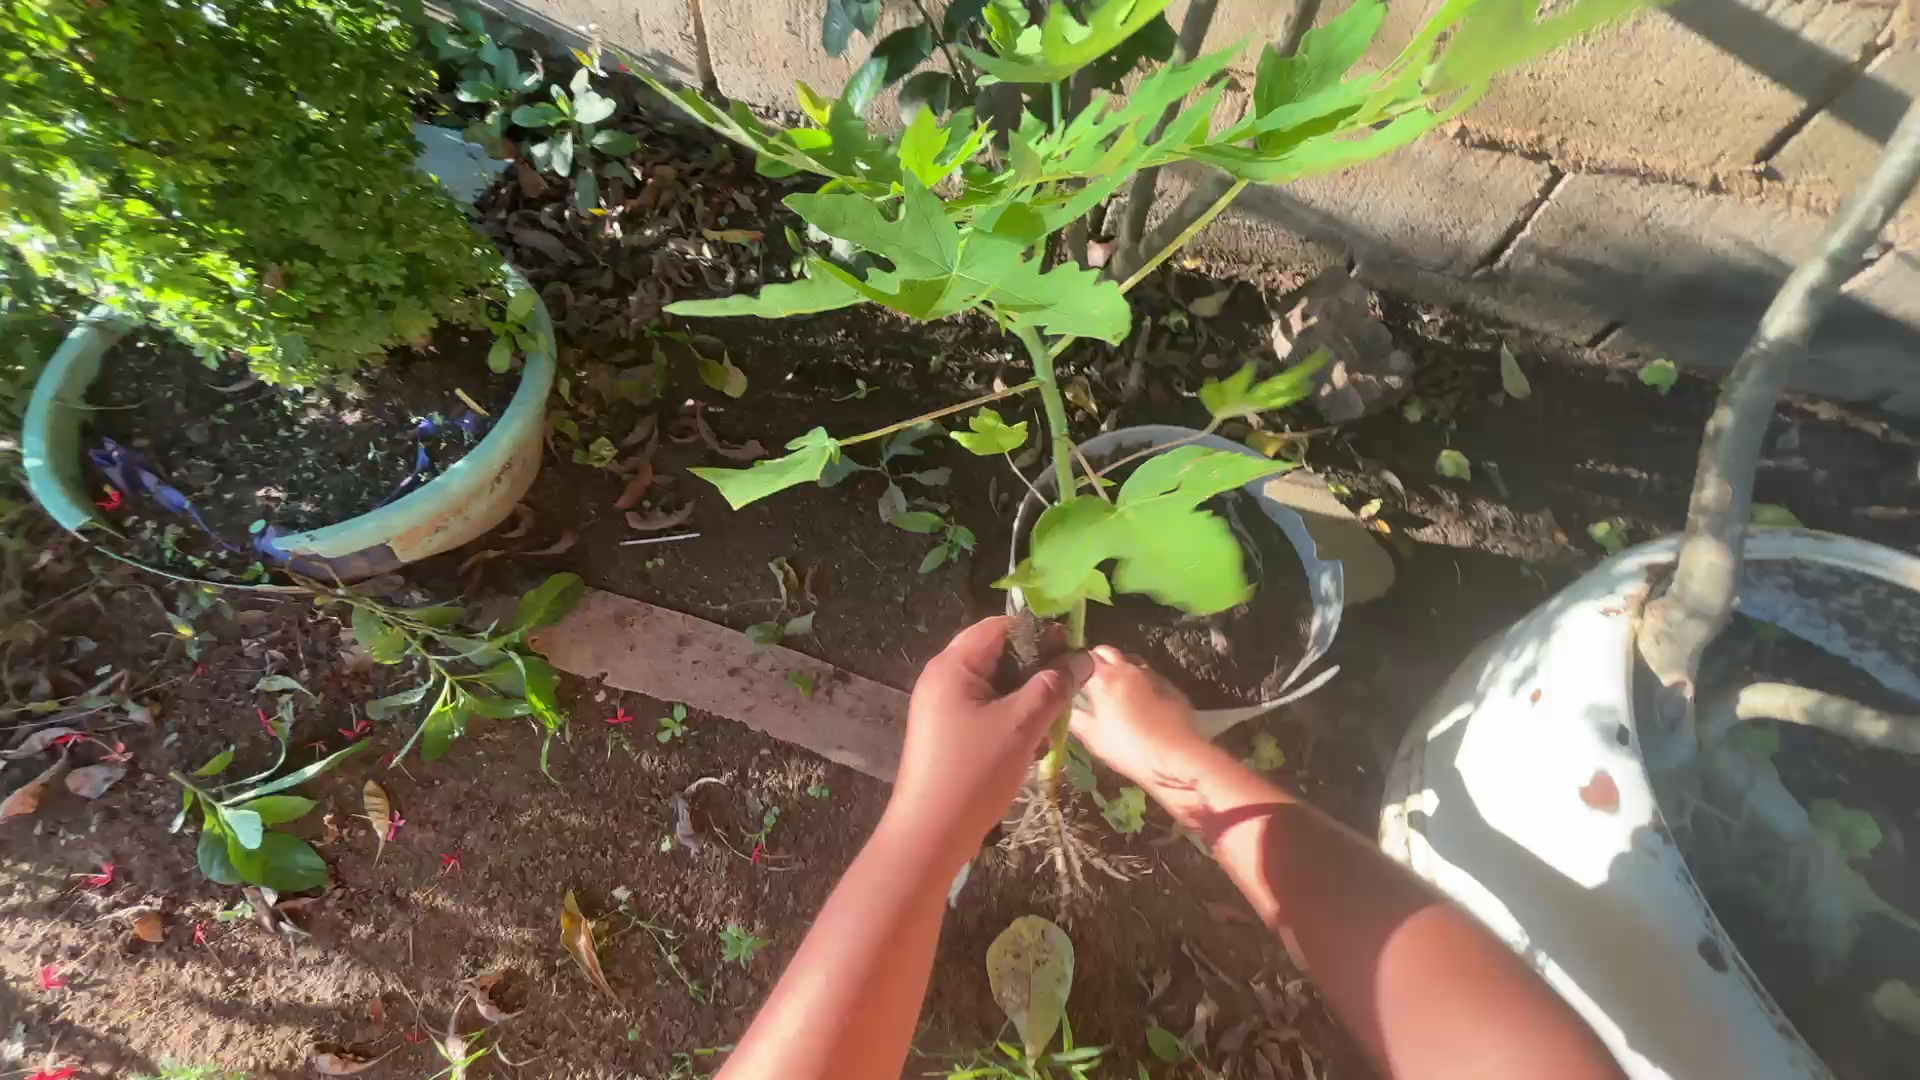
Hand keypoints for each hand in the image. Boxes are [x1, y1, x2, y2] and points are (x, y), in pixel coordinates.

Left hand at [885, 617, 1091, 866]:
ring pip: (994, 683)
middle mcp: (942, 677)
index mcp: (953, 665)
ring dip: (1026, 693)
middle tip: (1068, 682)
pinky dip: (1011, 715)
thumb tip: (1084, 658)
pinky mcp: (947, 730)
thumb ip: (1053, 687)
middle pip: (997, 653)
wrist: (929, 835)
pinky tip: (1033, 740)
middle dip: (1035, 665)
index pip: (1000, 626)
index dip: (1038, 632)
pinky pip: (985, 707)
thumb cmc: (973, 773)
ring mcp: (941, 705)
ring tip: (1054, 715)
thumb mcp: (1021, 726)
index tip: (1072, 649)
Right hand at [1070, 646, 1211, 787]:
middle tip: (1090, 680)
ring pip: (1130, 660)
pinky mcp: (1170, 685)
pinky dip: (1140, 681)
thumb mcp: (1092, 738)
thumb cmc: (1129, 748)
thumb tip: (1066, 708)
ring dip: (1120, 668)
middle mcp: (1127, 668)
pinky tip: (1141, 702)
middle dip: (1096, 660)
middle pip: (1107, 651)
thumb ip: (1075, 718)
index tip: (1069, 677)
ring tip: (1116, 689)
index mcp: (1103, 677)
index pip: (1083, 656)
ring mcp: (1151, 674)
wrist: (1178, 757)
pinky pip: (1149, 675)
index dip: (1074, 664)